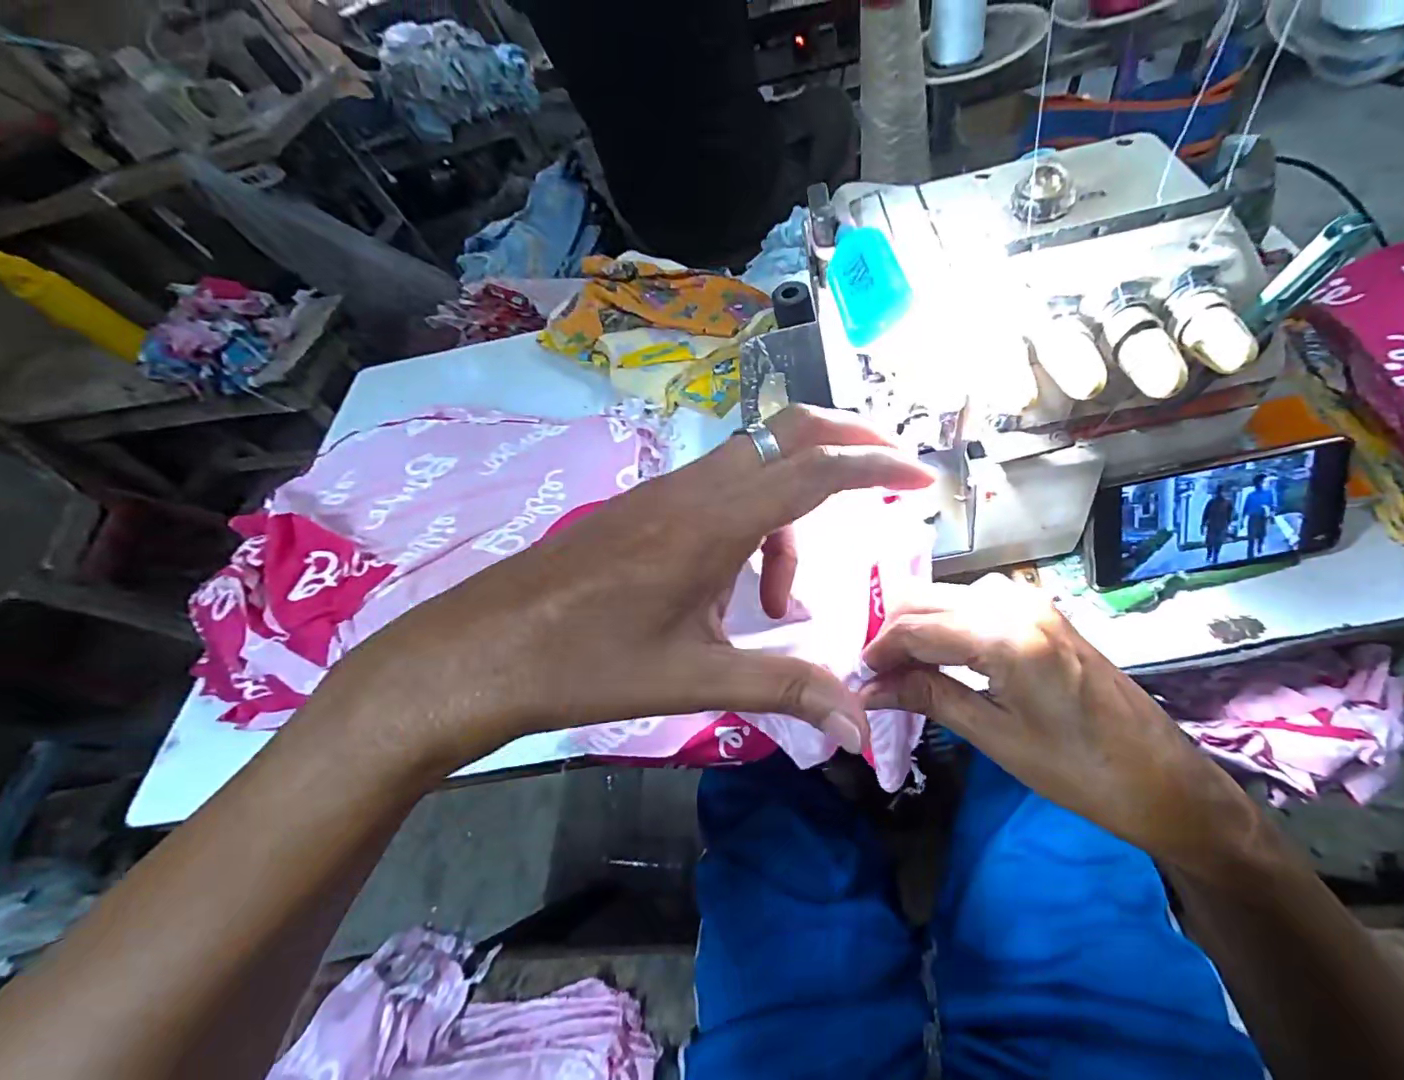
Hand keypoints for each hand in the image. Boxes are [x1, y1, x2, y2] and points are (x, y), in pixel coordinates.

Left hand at [318, 406, 934, 776]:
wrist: (481, 650)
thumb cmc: (586, 664)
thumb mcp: (694, 679)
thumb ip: (784, 690)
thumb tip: (860, 728)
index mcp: (714, 522)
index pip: (815, 469)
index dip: (878, 465)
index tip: (922, 477)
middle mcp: (694, 489)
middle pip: (787, 433)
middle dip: (848, 444)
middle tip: (889, 477)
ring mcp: (664, 492)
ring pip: (753, 466)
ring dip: (792, 509)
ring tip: (785, 600)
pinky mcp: (643, 507)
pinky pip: (720, 490)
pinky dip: (753, 522)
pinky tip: (733, 591)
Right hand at [860, 575, 1262, 874]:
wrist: (1164, 780)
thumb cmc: (1081, 771)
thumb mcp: (997, 737)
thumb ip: (930, 697)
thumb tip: (871, 688)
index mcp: (1007, 635)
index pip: (917, 625)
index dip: (878, 649)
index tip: (856, 677)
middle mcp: (1017, 603)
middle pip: (928, 599)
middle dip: (892, 633)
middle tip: (871, 674)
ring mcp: (1033, 602)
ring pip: (949, 597)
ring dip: (918, 627)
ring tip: (898, 669)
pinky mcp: (1042, 612)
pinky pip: (975, 605)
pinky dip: (946, 625)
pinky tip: (935, 655)